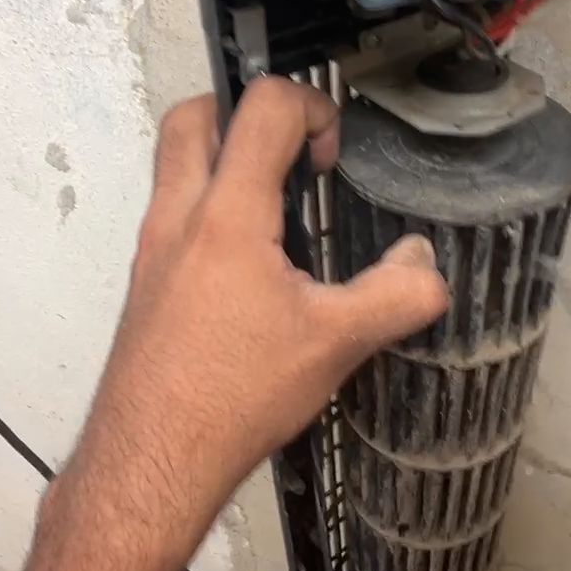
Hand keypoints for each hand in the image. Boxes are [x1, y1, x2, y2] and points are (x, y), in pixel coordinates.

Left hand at [62, 77, 449, 535]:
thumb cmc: (239, 395)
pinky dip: (209, 207)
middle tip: (289, 156)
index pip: (263, 109)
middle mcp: (177, 218)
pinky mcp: (144, 283)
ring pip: (173, 165)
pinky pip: (171, 214)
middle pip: (193, 116)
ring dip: (222, 158)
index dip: (311, 109)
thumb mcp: (337, 344)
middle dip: (246, 113)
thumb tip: (426, 263)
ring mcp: (151, 250)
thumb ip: (397, 295)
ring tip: (276, 208)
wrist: (152, 461)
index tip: (331, 159)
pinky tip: (249, 268)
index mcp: (228, 216)